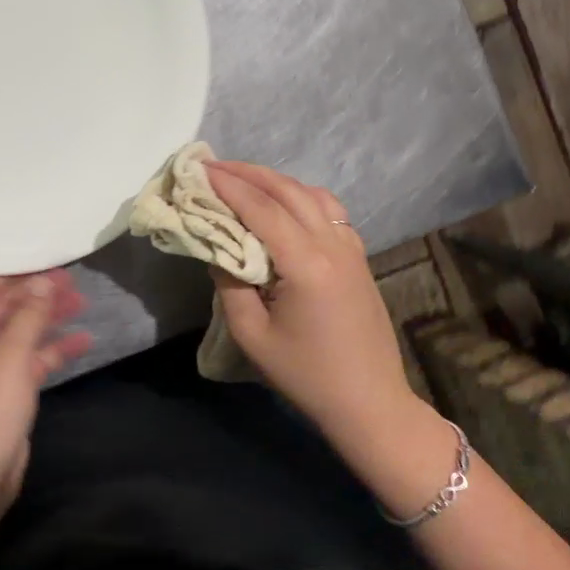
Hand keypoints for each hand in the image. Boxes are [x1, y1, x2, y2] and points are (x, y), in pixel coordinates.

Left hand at [0, 271, 91, 505]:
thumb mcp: (11, 356)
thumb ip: (28, 316)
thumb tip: (43, 280)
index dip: (9, 267)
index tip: (40, 253)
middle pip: (6, 304)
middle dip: (36, 290)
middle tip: (71, 276)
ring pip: (24, 330)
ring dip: (49, 315)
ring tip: (82, 300)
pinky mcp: (11, 390)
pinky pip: (35, 359)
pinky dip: (56, 349)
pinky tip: (85, 340)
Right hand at [204, 162, 425, 453]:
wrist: (370, 404)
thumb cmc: (305, 375)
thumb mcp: (252, 335)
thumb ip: (228, 283)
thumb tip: (215, 246)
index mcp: (306, 264)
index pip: (261, 208)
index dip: (228, 185)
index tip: (198, 169)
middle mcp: (332, 245)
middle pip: (287, 191)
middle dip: (247, 173)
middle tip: (212, 166)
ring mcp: (351, 248)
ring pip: (311, 194)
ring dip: (274, 180)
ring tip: (242, 179)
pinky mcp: (359, 257)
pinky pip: (329, 210)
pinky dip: (300, 195)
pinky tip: (282, 202)